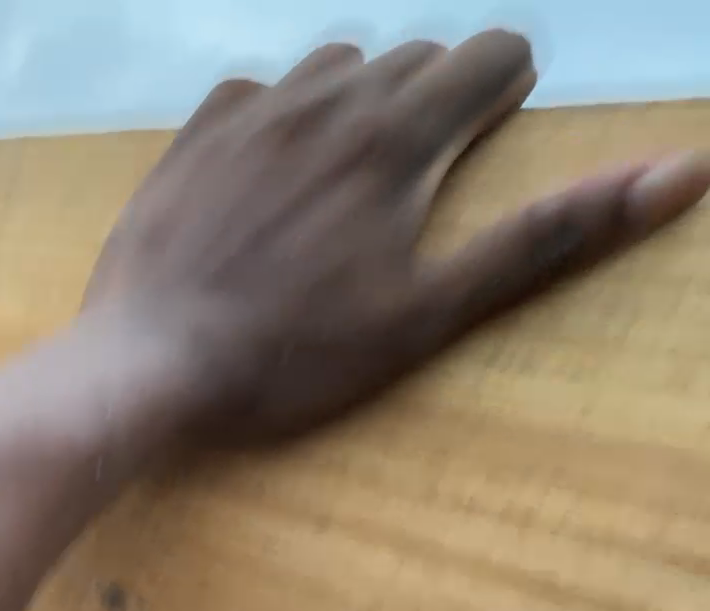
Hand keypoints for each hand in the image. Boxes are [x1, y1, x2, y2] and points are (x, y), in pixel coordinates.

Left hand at [84, 31, 709, 442]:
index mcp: (395, 139)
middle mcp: (319, 108)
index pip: (491, 55)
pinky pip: (238, 94)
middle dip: (425, 100)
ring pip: (324, 67)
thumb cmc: (280, 356)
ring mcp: (239, 126)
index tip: (475, 145)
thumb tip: (683, 170)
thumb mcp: (422, 316)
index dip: (498, 94)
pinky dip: (261, 112)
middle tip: (398, 180)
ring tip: (329, 171)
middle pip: (408, 58)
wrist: (143, 365)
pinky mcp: (178, 153)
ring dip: (346, 99)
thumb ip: (541, 240)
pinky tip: (254, 163)